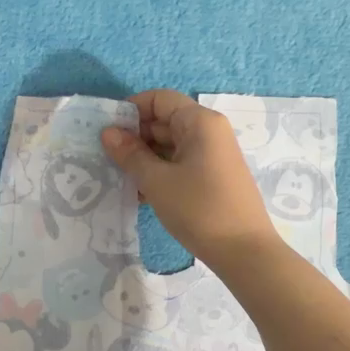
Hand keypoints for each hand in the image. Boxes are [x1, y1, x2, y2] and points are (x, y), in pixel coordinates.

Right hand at [100, 89, 278, 265]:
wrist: (243, 251)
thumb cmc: (199, 209)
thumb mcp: (156, 181)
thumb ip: (130, 154)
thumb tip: (107, 132)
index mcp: (199, 122)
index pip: (159, 99)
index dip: (131, 110)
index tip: (106, 132)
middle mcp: (209, 131)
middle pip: (164, 120)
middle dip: (134, 137)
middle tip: (106, 158)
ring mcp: (212, 154)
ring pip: (169, 144)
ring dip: (144, 157)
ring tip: (119, 178)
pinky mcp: (212, 176)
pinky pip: (179, 162)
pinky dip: (159, 171)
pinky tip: (140, 193)